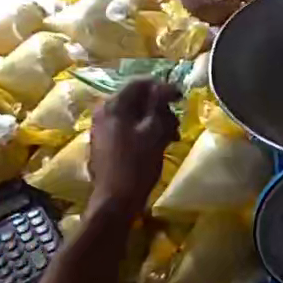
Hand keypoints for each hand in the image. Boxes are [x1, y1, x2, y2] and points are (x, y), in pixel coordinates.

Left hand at [87, 79, 178, 214]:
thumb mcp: (154, 131)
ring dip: (154, 121)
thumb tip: (165, 86)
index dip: (163, 87)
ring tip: (171, 137)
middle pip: (136, 99)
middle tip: (176, 123)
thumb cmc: (137, 164)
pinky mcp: (104, 142)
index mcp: (113, 105)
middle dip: (159, 108)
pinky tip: (157, 145)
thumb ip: (158, 104)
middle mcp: (104, 111)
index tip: (181, 98)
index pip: (139, 83)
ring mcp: (102, 127)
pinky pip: (127, 128)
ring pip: (133, 115)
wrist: (115, 200)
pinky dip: (143, 131)